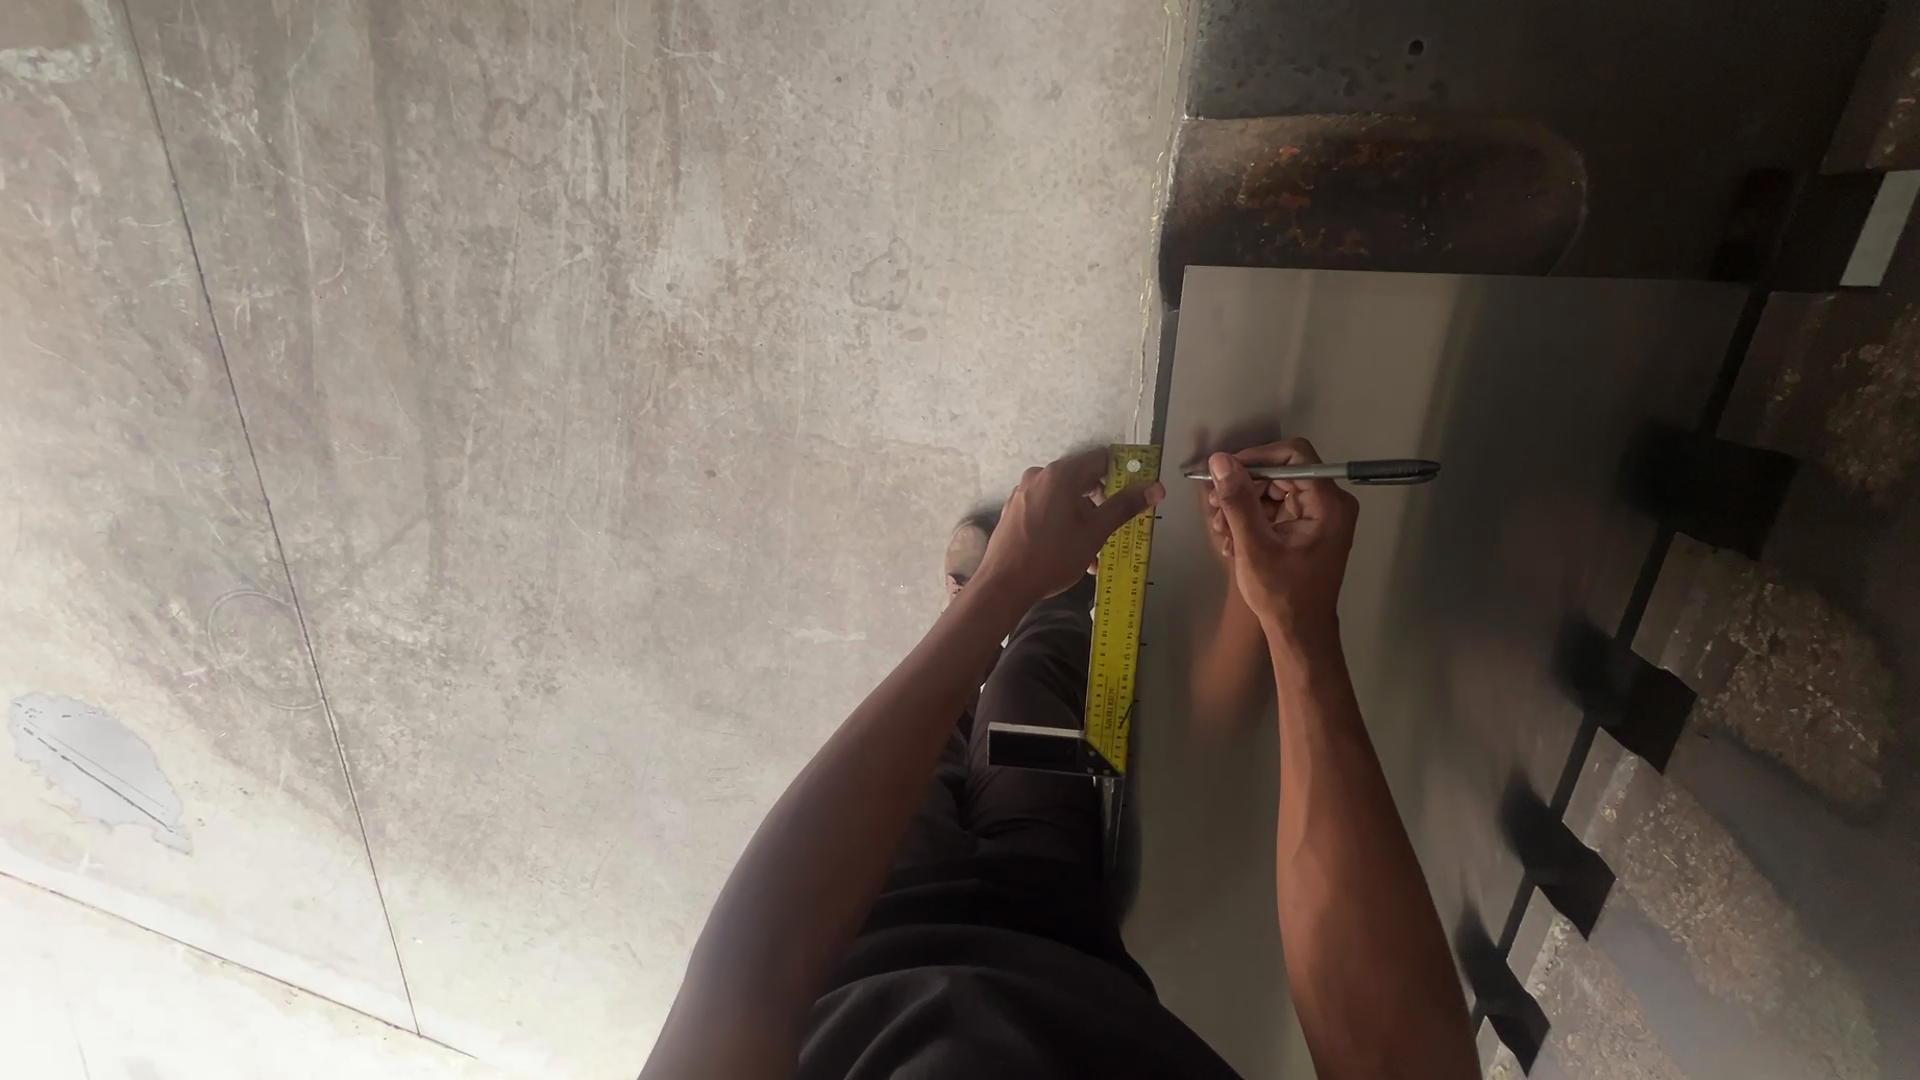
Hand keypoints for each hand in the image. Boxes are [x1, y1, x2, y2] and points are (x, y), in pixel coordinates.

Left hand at [972, 447, 1165, 608]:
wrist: (1003, 585)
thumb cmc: (1051, 557)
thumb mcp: (1095, 533)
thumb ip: (1124, 506)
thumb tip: (1155, 487)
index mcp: (1060, 475)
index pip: (1100, 459)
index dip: (1122, 473)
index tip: (1134, 493)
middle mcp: (1039, 476)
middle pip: (1081, 479)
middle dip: (1101, 503)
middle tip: (1112, 528)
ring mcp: (1023, 493)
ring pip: (1063, 498)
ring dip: (1082, 519)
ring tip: (1092, 551)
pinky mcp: (1014, 511)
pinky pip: (1046, 509)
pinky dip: (1062, 523)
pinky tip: (1069, 551)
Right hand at [1205, 438, 1357, 644]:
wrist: (1299, 631)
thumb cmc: (1282, 593)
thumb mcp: (1254, 545)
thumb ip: (1238, 499)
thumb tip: (1220, 461)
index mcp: (1328, 504)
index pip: (1294, 456)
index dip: (1256, 457)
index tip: (1225, 471)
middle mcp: (1331, 503)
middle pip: (1282, 472)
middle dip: (1245, 486)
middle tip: (1215, 504)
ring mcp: (1321, 516)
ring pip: (1276, 490)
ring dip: (1244, 504)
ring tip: (1221, 528)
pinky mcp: (1309, 528)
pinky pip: (1278, 508)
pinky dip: (1253, 518)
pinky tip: (1233, 538)